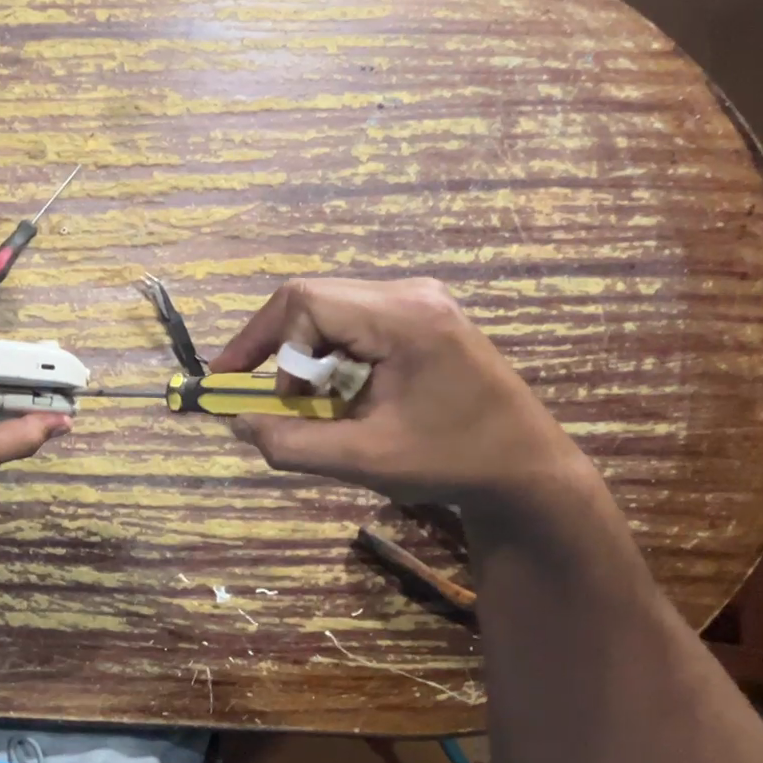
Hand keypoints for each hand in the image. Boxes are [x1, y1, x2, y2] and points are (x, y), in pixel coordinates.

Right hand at [210, 277, 588, 510]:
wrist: (526, 468)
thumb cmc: (449, 462)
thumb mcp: (361, 460)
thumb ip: (289, 443)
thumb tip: (236, 422)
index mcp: (405, 319)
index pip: (304, 304)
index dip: (266, 346)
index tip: (259, 395)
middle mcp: (410, 294)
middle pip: (308, 298)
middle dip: (273, 345)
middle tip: (251, 387)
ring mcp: (417, 300)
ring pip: (322, 307)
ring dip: (297, 351)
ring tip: (301, 398)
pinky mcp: (417, 314)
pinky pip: (345, 318)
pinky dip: (321, 352)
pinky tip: (329, 388)